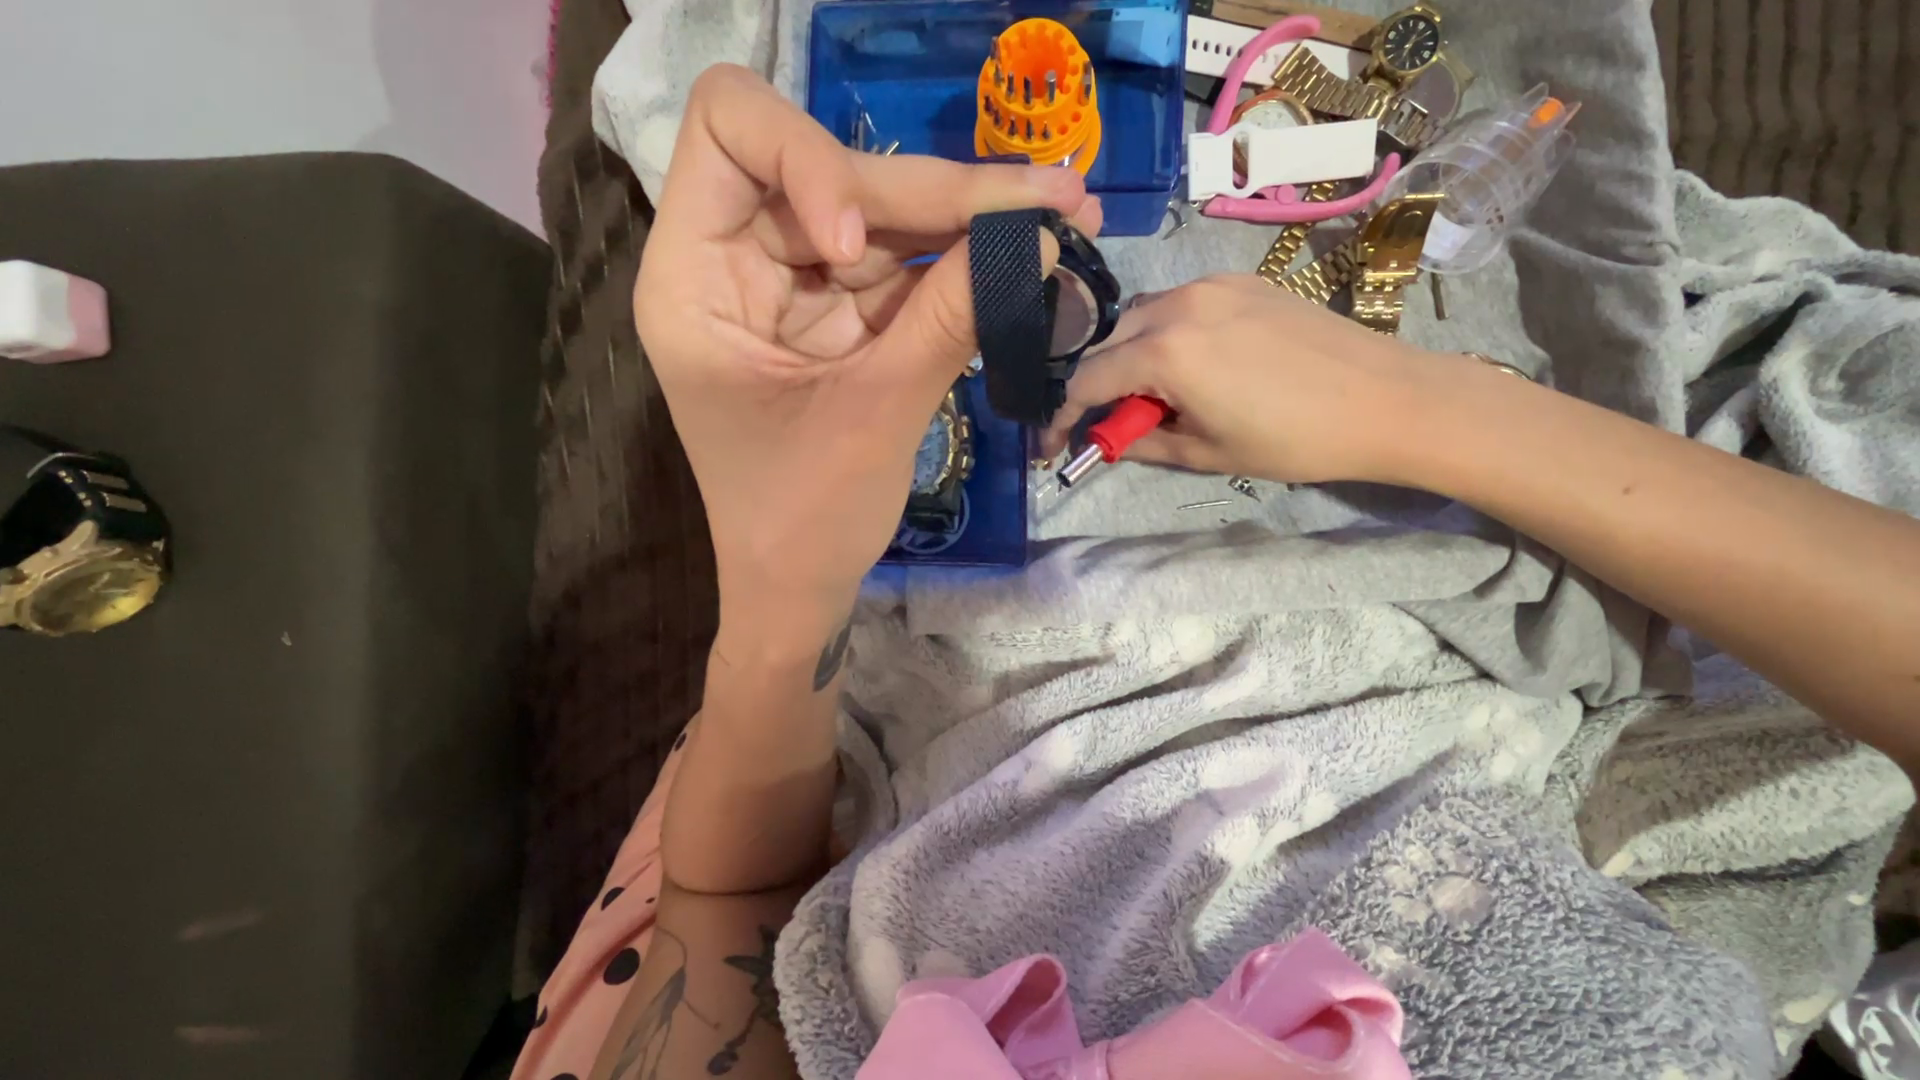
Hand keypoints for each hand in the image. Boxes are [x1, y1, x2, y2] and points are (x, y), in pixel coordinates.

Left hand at [636, 65, 1098, 631]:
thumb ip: (948, 319)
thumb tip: (1037, 237)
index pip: (732, 130)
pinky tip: (1031, 248)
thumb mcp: (874, 416)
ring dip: (973, 214)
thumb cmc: (803, 521)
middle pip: (837, 170)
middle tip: (1055, 197)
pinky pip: (906, 262)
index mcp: (695, 278)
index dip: (809, 157)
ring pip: (885, 211)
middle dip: (941, 191)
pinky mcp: (842, 312)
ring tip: (1068, 212)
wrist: (799, 588)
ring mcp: (796, 283)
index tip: (860, 241)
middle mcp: (739, 260)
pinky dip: (965, 258)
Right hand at [1040, 275, 1455, 485]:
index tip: (1055, 444)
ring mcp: (1213, 285)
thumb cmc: (1294, 439)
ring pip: (1142, 315)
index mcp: (1164, 353)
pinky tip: (1197, 361)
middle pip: (1109, 341)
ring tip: (1158, 391)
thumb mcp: (1206, 453)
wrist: (1386, 398)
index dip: (1064, 416)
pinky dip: (1168, 331)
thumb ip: (1142, 441)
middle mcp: (1178, 305)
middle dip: (1099, 382)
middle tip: (1117, 420)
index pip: (1087, 380)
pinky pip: (1181, 302)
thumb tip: (1109, 438)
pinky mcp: (1243, 281)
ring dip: (1132, 352)